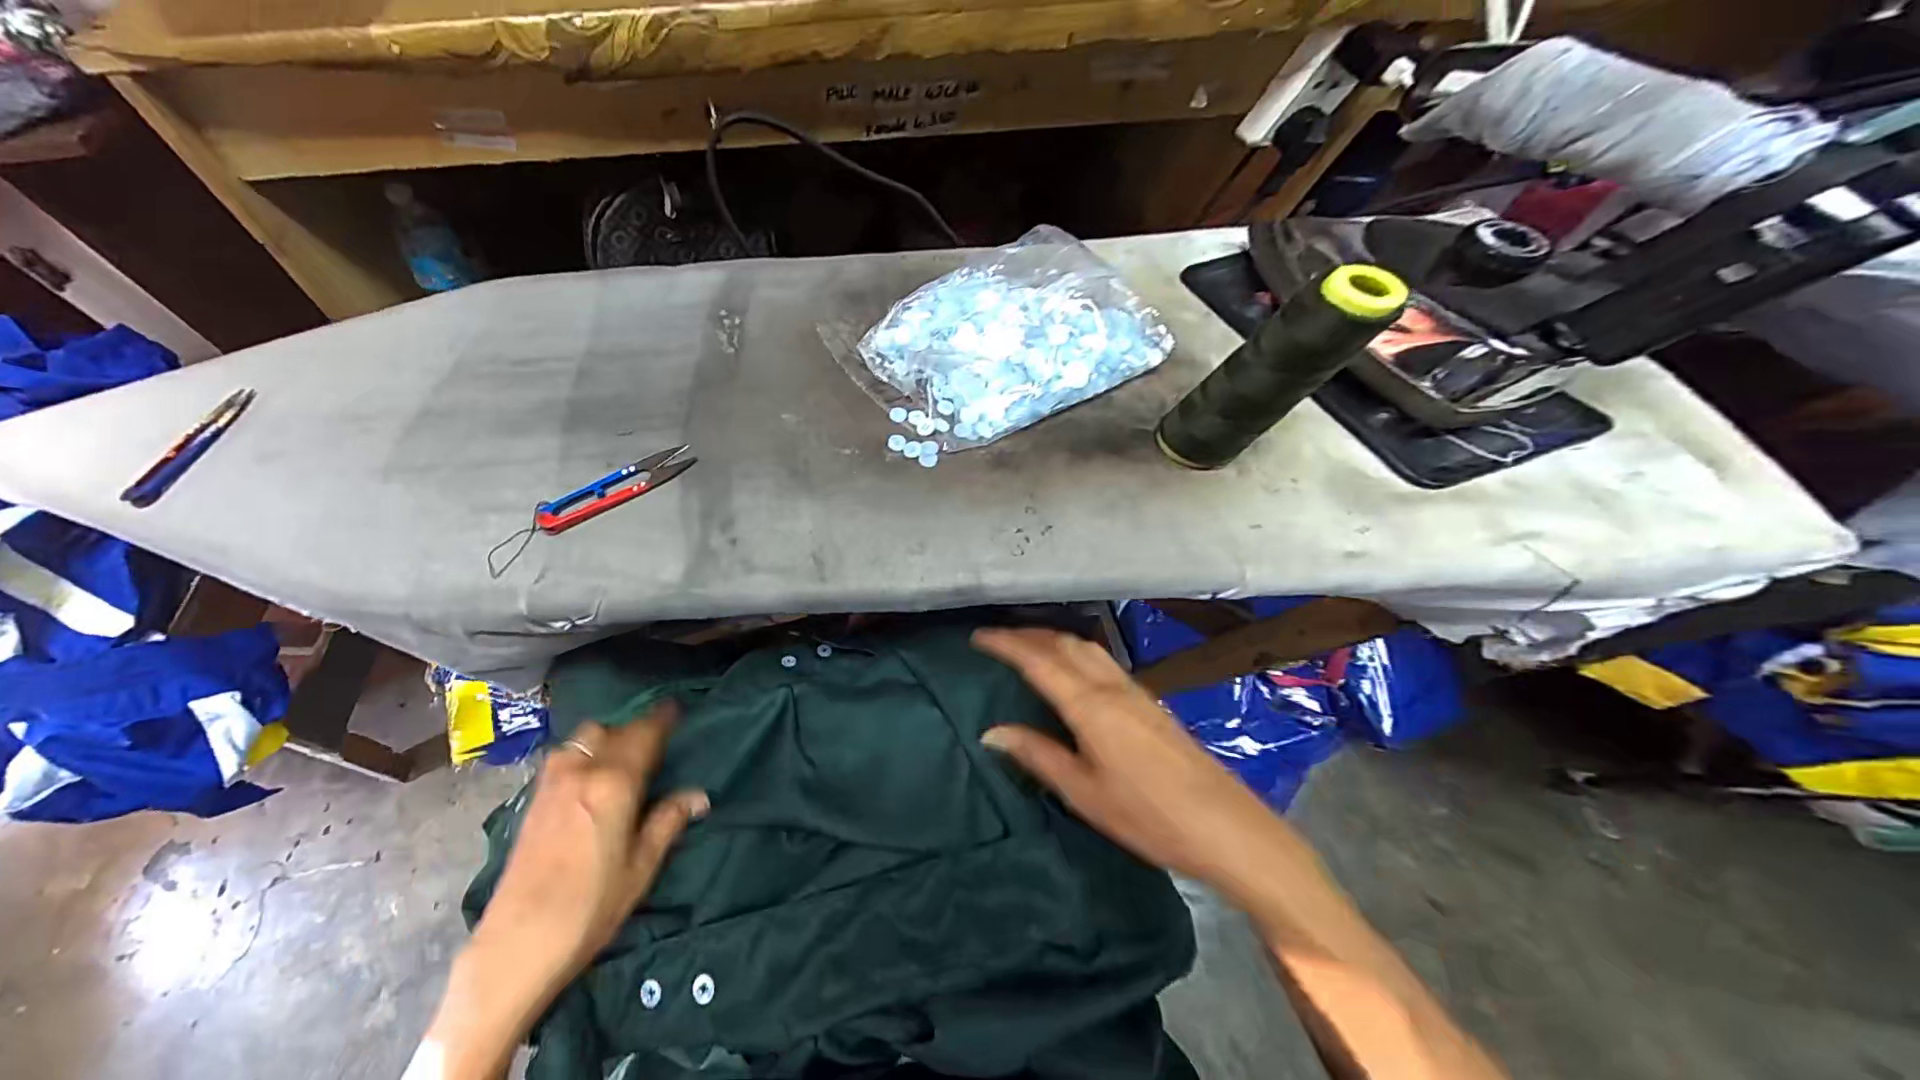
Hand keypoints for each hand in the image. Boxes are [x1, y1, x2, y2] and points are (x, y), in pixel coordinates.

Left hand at [473, 703, 708, 981]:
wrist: (516, 946)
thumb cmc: (591, 908)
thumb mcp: (642, 867)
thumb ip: (668, 821)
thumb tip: (698, 794)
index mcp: (614, 785)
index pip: (643, 736)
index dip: (662, 719)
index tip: (677, 709)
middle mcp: (580, 774)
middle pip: (611, 731)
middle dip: (635, 729)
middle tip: (656, 742)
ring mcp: (551, 786)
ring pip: (582, 740)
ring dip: (606, 738)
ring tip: (622, 756)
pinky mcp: (532, 803)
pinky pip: (563, 758)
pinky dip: (583, 753)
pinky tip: (591, 776)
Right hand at [972, 627, 1288, 900]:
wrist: (1226, 827)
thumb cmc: (1148, 816)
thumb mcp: (1084, 793)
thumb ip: (1038, 755)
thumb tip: (991, 732)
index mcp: (1091, 706)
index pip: (1039, 661)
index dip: (1006, 644)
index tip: (977, 636)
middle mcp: (1113, 687)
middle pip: (1066, 644)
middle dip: (1029, 634)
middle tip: (997, 638)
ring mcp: (1137, 692)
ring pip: (1088, 648)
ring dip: (1055, 639)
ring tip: (1028, 645)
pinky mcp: (1152, 703)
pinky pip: (1105, 662)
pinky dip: (1077, 653)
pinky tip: (1072, 670)